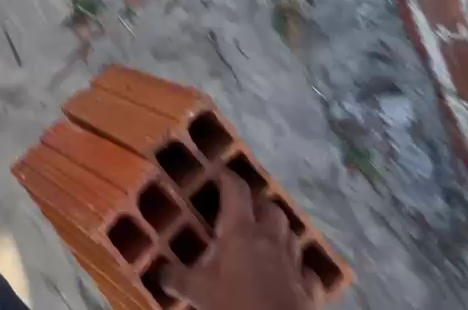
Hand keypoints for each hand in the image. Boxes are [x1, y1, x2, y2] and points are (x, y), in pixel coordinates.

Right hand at [160, 173, 322, 309]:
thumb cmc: (233, 304)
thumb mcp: (197, 291)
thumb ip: (175, 277)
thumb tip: (157, 272)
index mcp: (240, 231)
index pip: (236, 189)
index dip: (226, 176)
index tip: (216, 171)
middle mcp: (270, 240)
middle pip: (271, 209)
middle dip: (258, 206)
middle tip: (241, 213)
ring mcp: (294, 265)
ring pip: (292, 235)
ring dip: (278, 233)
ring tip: (263, 239)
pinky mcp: (310, 290)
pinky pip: (307, 271)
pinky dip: (297, 269)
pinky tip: (287, 274)